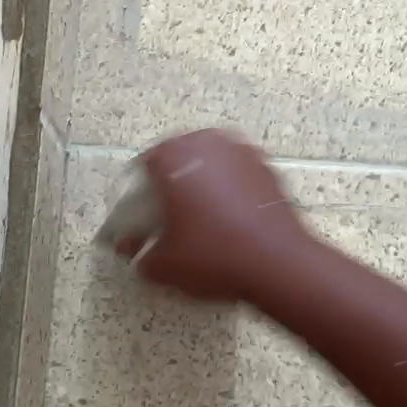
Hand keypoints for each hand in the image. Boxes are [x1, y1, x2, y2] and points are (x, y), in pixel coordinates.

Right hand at [118, 130, 310, 301]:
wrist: (278, 263)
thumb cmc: (214, 257)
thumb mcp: (164, 264)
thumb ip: (137, 252)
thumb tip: (127, 246)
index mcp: (172, 157)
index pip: (143, 164)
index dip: (139, 191)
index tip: (141, 213)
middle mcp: (206, 143)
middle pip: (177, 156)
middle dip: (171, 180)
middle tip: (169, 212)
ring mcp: (241, 151)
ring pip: (210, 160)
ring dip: (202, 180)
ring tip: (200, 213)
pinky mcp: (267, 166)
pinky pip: (236, 171)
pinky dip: (229, 186)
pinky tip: (230, 215)